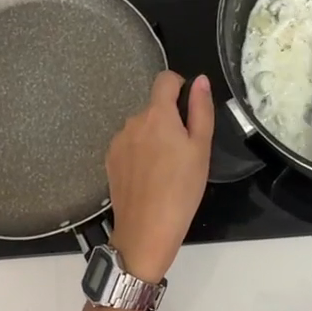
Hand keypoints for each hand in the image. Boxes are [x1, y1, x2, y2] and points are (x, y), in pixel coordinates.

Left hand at [106, 71, 213, 282]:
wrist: (146, 231)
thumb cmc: (181, 189)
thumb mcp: (201, 149)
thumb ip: (201, 109)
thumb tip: (200, 80)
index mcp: (157, 115)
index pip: (164, 79)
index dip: (179, 86)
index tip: (188, 107)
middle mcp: (133, 122)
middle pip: (154, 108)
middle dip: (169, 121)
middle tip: (184, 152)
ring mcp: (118, 141)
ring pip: (141, 128)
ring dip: (154, 138)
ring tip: (167, 169)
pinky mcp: (110, 160)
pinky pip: (129, 145)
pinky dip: (140, 153)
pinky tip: (150, 177)